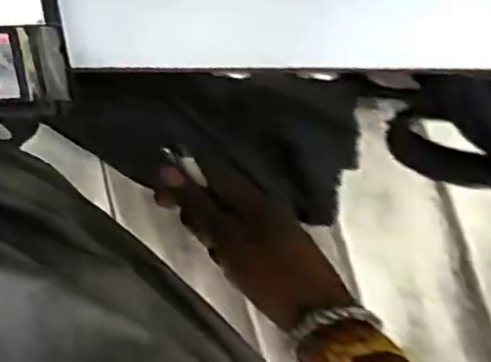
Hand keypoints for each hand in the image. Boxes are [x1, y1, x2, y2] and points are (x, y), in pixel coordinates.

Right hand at [153, 160, 353, 330]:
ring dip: (211, 230)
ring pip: (226, 217)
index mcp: (252, 197)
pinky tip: (231, 262)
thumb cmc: (270, 272)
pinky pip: (242, 235)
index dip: (179, 178)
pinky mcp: (281, 250)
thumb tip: (164, 166)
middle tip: (192, 231)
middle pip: (214, 193)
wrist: (327, 323)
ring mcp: (276, 229)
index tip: (162, 198)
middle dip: (195, 209)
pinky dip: (230, 244)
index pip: (205, 169)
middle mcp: (264, 206)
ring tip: (216, 252)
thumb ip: (194, 200)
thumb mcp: (224, 235)